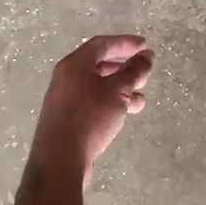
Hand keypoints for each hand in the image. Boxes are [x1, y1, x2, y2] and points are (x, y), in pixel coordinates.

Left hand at [19, 35, 154, 199]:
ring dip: (121, 90)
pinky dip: (110, 105)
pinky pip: (92, 105)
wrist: (59, 163)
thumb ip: (135, 70)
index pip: (102, 44)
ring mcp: (63, 103)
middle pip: (99, 66)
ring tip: (140, 99)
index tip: (144, 47)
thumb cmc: (90, 116)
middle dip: (125, 69)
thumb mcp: (119, 89)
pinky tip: (125, 114)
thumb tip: (147, 56)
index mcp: (74, 66)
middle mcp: (65, 80)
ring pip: (98, 88)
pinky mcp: (65, 123)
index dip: (125, 43)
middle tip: (143, 73)